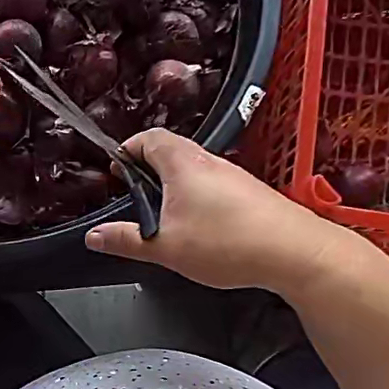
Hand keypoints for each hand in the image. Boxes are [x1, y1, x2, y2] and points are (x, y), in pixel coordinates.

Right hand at [84, 129, 353, 291]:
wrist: (293, 251)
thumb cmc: (228, 242)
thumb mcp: (165, 247)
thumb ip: (127, 239)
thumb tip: (95, 235)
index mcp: (182, 163)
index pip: (147, 138)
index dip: (127, 149)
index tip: (116, 167)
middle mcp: (209, 161)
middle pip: (171, 152)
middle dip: (148, 170)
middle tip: (134, 194)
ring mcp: (233, 175)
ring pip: (194, 171)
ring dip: (174, 186)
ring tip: (164, 216)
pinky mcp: (250, 193)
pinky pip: (216, 187)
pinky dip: (199, 199)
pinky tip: (199, 229)